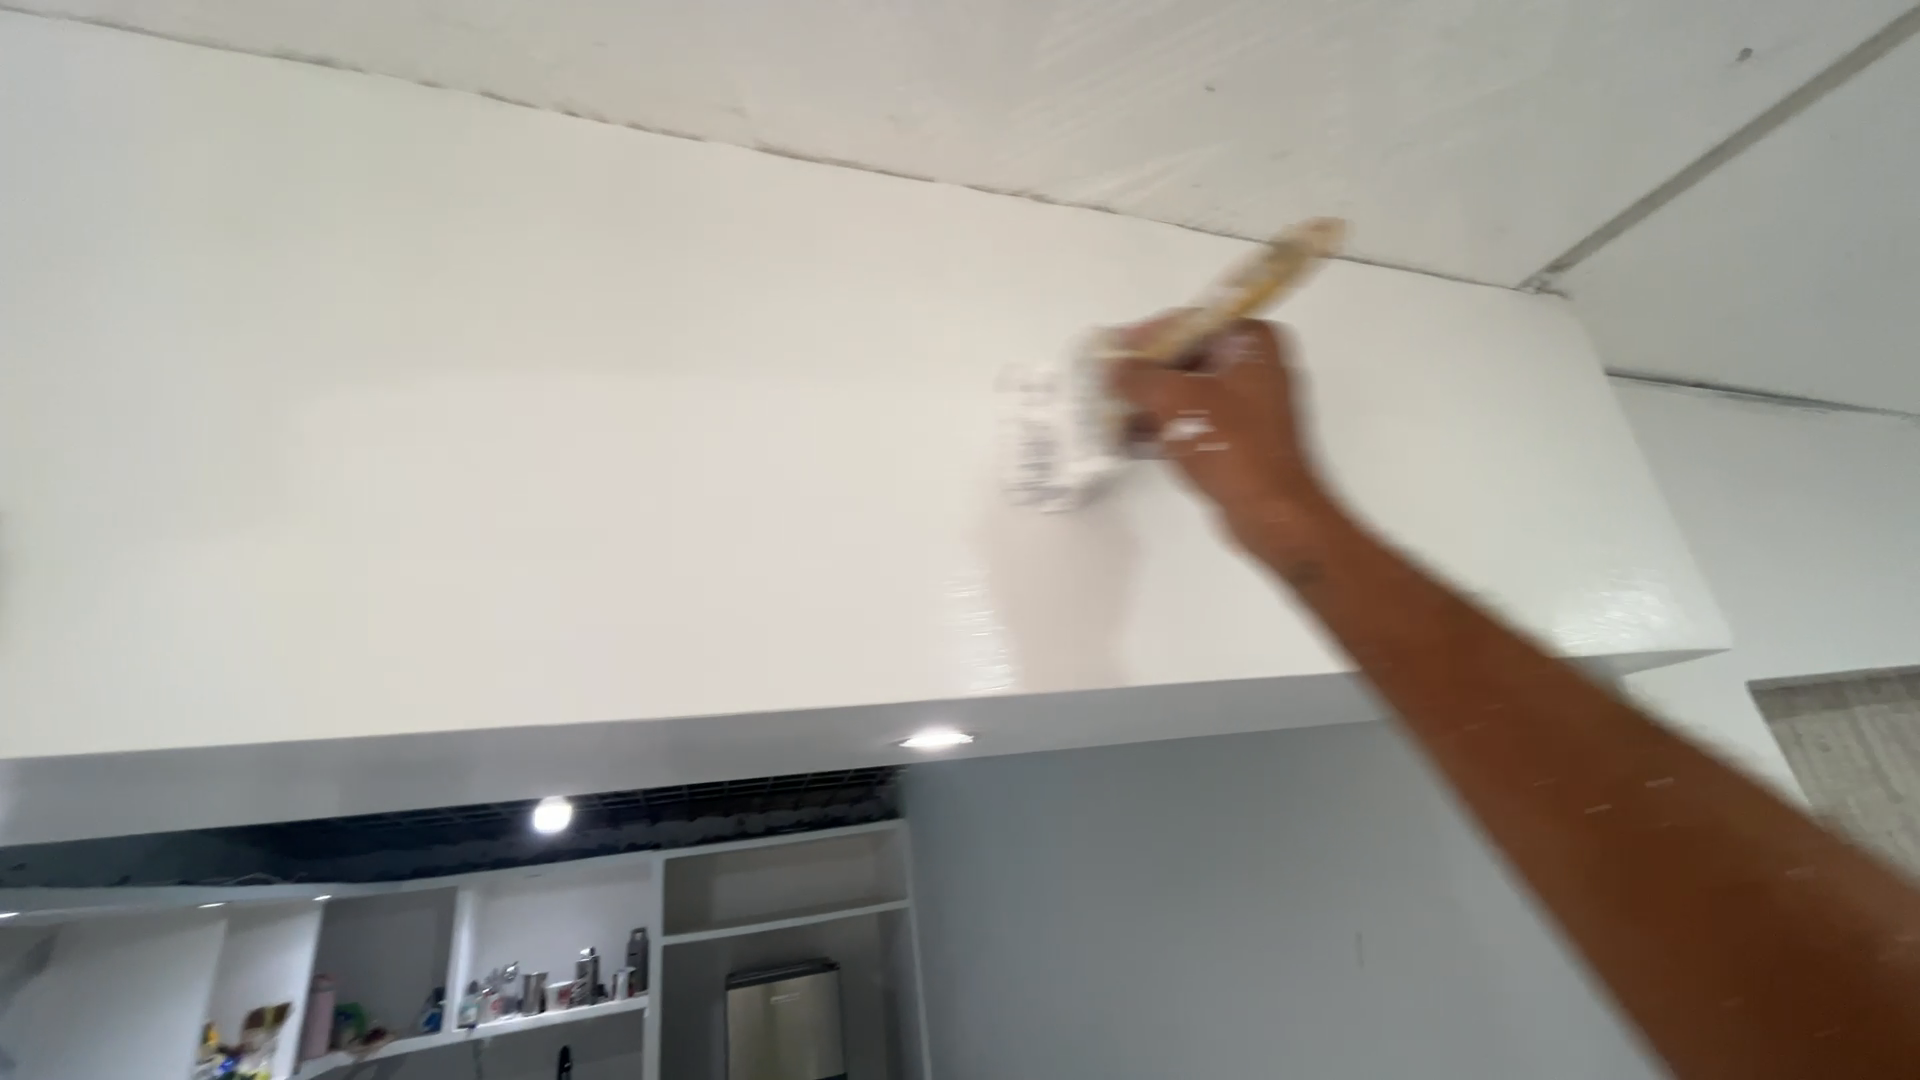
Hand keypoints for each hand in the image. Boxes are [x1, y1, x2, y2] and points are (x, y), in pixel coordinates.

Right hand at [1107, 316, 1332, 552]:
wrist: (1270, 510)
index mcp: (1251, 341)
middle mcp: (1254, 364)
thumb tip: (1112, 368)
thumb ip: (1138, 378)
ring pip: (1186, 392)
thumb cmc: (1229, 445)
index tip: (1110, 355)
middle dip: (1143, 375)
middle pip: (1185, 357)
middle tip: (1106, 385)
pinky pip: (1193, 421)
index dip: (1144, 338)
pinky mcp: (1239, 437)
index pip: (1187, 323)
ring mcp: (1249, 403)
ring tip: (1109, 413)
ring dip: (1149, 403)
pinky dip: (1164, 426)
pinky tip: (1129, 439)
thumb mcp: (1175, 401)